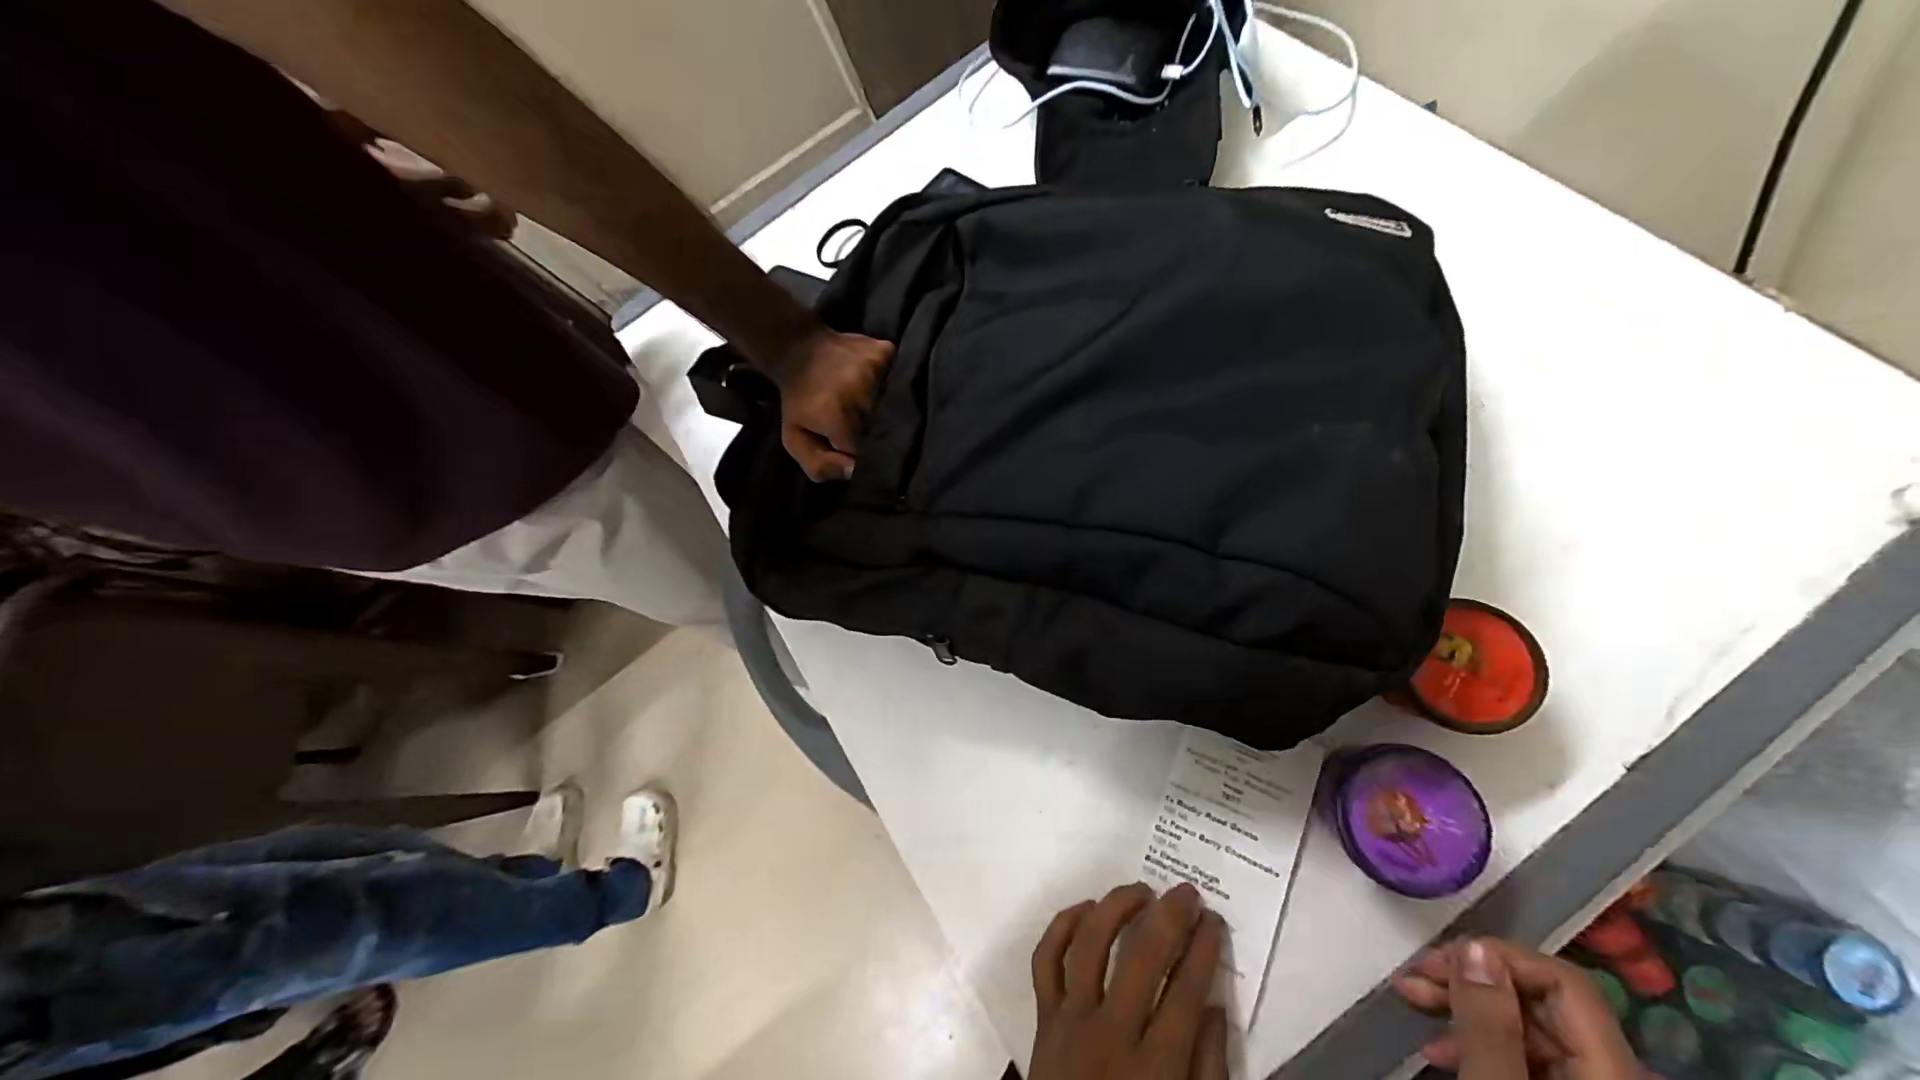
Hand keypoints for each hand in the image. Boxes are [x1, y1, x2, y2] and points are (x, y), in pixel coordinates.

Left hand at [768, 330, 893, 481]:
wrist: (797, 348)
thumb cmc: (799, 400)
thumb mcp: (796, 440)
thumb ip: (821, 465)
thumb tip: (855, 471)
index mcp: (838, 416)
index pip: (866, 450)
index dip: (862, 452)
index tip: (854, 444)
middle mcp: (861, 391)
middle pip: (884, 426)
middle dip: (874, 430)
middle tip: (861, 421)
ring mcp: (876, 368)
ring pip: (894, 402)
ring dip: (884, 406)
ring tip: (870, 402)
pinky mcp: (885, 351)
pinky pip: (898, 375)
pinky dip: (891, 381)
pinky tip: (875, 381)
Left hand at [1028, 883, 1229, 1079]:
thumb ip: (1208, 1069)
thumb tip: (1215, 1006)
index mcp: (1155, 1067)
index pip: (1187, 991)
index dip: (1204, 949)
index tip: (1215, 920)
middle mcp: (1111, 1034)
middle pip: (1142, 957)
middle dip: (1170, 916)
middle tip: (1187, 892)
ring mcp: (1070, 1021)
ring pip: (1090, 943)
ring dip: (1116, 907)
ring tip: (1141, 890)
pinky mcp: (1043, 1018)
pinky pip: (1046, 959)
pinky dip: (1062, 926)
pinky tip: (1085, 908)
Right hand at [1392, 939, 1645, 1079]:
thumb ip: (1489, 1025)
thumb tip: (1472, 947)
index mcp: (1611, 1067)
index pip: (1564, 981)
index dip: (1501, 958)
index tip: (1441, 959)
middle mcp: (1610, 1069)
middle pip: (1542, 1001)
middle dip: (1470, 980)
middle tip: (1413, 975)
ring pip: (1527, 1025)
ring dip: (1465, 1006)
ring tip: (1412, 1001)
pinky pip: (1527, 1054)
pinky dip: (1480, 1039)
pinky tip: (1441, 1045)